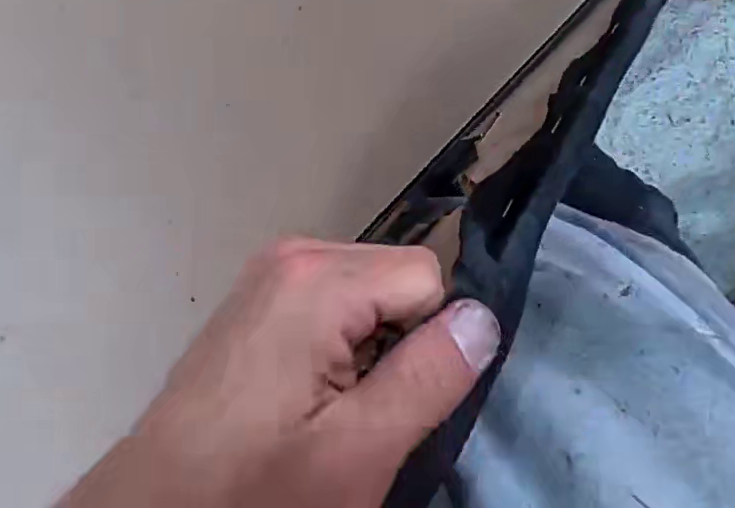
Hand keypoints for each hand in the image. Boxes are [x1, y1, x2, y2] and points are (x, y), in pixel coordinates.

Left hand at [60, 239, 499, 507]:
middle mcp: (296, 252)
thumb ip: (430, 375)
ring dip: (371, 346)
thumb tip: (486, 316)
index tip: (386, 403)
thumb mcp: (355, 453)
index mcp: (318, 275)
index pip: (427, 279)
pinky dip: (341, 342)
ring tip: (323, 410)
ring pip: (374, 290)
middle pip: (399, 278)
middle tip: (352, 415)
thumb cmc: (249, 498)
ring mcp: (273, 270)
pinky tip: (303, 394)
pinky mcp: (260, 296)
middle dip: (397, 341)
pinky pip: (338, 298)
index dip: (425, 344)